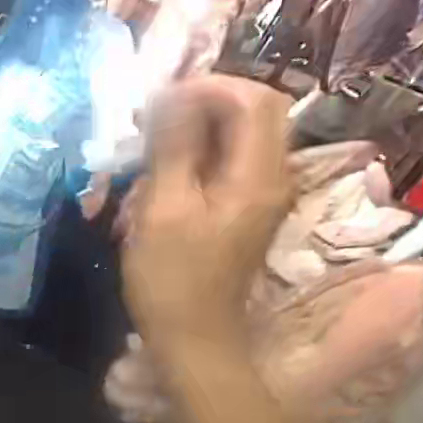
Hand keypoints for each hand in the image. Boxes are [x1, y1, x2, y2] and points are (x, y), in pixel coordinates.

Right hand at [122, 76, 290, 357]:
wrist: (192, 336)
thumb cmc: (171, 277)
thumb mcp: (162, 210)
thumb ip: (172, 149)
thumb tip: (172, 96)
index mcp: (258, 175)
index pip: (254, 100)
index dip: (210, 86)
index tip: (161, 98)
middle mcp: (272, 178)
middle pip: (254, 114)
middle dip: (203, 104)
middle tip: (153, 117)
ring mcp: (260, 195)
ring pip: (239, 138)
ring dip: (197, 130)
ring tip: (150, 144)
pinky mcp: (243, 211)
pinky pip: (228, 164)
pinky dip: (197, 155)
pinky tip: (163, 173)